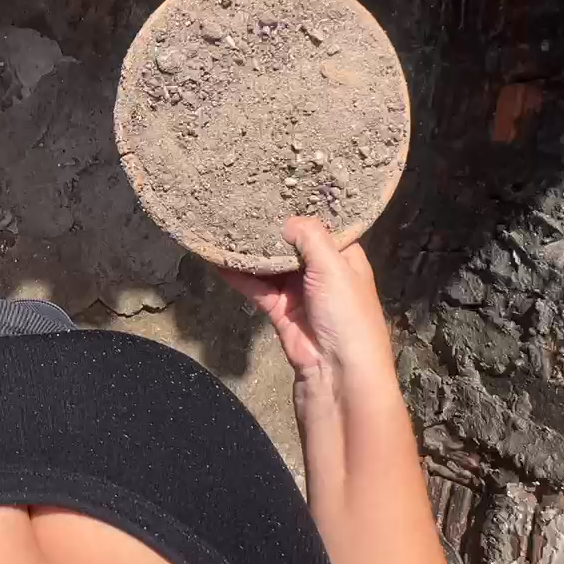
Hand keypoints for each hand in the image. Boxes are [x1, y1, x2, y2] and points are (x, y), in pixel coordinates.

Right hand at [217, 217, 394, 388]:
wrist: (337, 373)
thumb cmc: (346, 315)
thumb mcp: (334, 268)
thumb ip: (310, 238)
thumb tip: (286, 220)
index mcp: (344, 258)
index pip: (321, 227)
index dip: (299, 211)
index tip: (274, 190)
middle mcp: (321, 272)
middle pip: (290, 244)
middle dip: (268, 229)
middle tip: (241, 204)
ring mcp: (298, 292)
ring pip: (269, 265)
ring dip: (249, 252)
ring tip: (224, 227)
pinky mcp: (278, 311)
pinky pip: (255, 287)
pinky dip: (238, 275)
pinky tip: (217, 259)